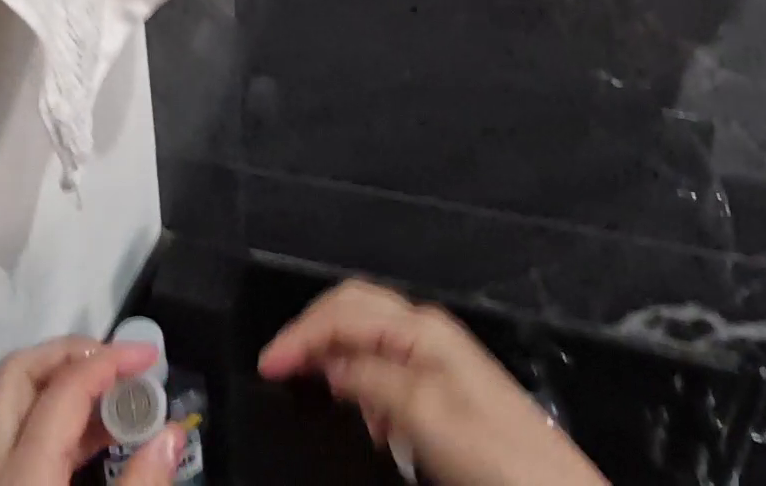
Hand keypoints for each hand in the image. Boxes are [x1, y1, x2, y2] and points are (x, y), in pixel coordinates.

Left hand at [0, 336, 186, 485]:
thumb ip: (141, 485)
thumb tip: (172, 433)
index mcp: (19, 474)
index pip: (63, 389)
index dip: (111, 361)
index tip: (152, 355)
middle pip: (18, 373)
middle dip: (70, 352)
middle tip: (118, 361)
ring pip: (12, 400)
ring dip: (63, 382)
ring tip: (117, 394)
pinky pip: (16, 433)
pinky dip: (54, 418)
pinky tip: (96, 434)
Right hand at [259, 281, 607, 485]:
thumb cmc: (496, 458)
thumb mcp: (425, 419)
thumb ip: (372, 381)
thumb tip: (330, 364)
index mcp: (421, 331)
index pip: (344, 314)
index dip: (301, 335)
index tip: (268, 364)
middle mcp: (426, 331)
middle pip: (353, 307)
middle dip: (313, 330)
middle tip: (281, 364)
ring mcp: (436, 354)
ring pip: (366, 331)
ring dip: (335, 351)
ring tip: (316, 385)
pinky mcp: (442, 381)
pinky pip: (384, 360)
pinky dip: (359, 374)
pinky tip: (362, 408)